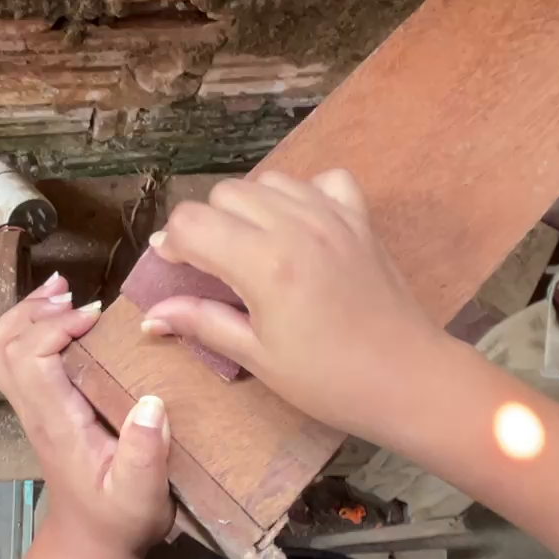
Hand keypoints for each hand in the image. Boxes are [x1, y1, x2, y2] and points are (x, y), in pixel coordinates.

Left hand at [0, 272, 173, 558]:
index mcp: (55, 423)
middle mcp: (35, 410)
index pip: (30, 358)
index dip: (54, 326)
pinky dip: (32, 327)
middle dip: (30, 310)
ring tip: (64, 291)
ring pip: (0, 349)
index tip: (96, 318)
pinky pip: (17, 357)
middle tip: (71, 293)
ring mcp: (32, 407)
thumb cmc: (118, 523)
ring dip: (25, 314)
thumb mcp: (142, 498)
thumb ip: (145, 454)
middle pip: (0, 347)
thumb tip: (152, 402)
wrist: (90, 546)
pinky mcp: (41, 406)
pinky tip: (66, 316)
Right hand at [139, 169, 444, 444]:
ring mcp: (332, 215)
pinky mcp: (359, 217)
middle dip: (207, 224)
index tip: (177, 269)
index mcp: (263, 262)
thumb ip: (201, 323)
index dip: (173, 244)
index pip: (192, 222)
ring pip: (267, 180)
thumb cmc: (328, 379)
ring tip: (255, 245)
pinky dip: (303, 194)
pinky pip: (322, 179)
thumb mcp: (257, 357)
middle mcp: (294, 225)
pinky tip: (301, 226)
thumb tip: (149, 317)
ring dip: (249, 207)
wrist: (408, 379)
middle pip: (224, 194)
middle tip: (215, 265)